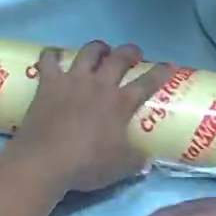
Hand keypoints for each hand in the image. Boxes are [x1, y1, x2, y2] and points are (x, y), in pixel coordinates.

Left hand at [3, 41, 173, 195]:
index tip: (169, 65)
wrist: (46, 161)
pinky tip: (53, 55)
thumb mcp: (122, 168)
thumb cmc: (87, 164)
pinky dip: (51, 54)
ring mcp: (72, 80)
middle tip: (134, 53)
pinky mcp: (48, 83)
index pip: (147, 82)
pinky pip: (49, 60)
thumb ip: (137, 160)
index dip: (160, 72)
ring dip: (97, 47)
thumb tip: (146, 159)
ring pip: (89, 52)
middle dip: (130, 51)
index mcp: (120, 103)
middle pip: (119, 57)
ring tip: (101, 49)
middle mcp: (98, 84)